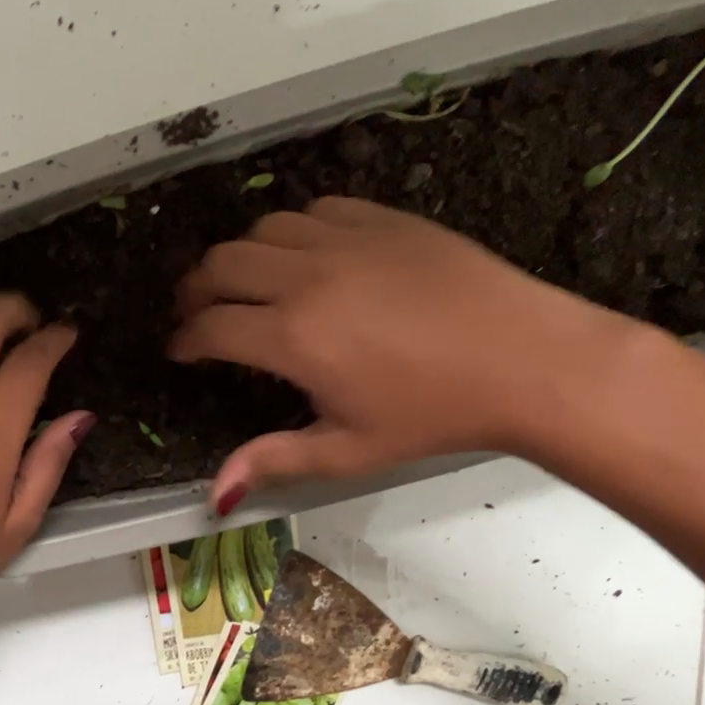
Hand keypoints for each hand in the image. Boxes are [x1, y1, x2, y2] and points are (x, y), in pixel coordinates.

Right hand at [171, 197, 652, 512]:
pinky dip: (291, 231)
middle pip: (220, 265)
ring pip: (261, 230)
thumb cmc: (432, 414)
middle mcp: (307, 278)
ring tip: (242, 283)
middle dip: (194, 291)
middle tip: (194, 313)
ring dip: (238, 256)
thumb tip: (213, 493)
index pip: (209, 327)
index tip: (179, 352)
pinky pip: (314, 211)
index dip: (183, 341)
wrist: (525, 360)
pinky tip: (302, 257)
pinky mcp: (383, 220)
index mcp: (293, 338)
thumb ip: (273, 460)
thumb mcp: (347, 450)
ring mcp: (347, 241)